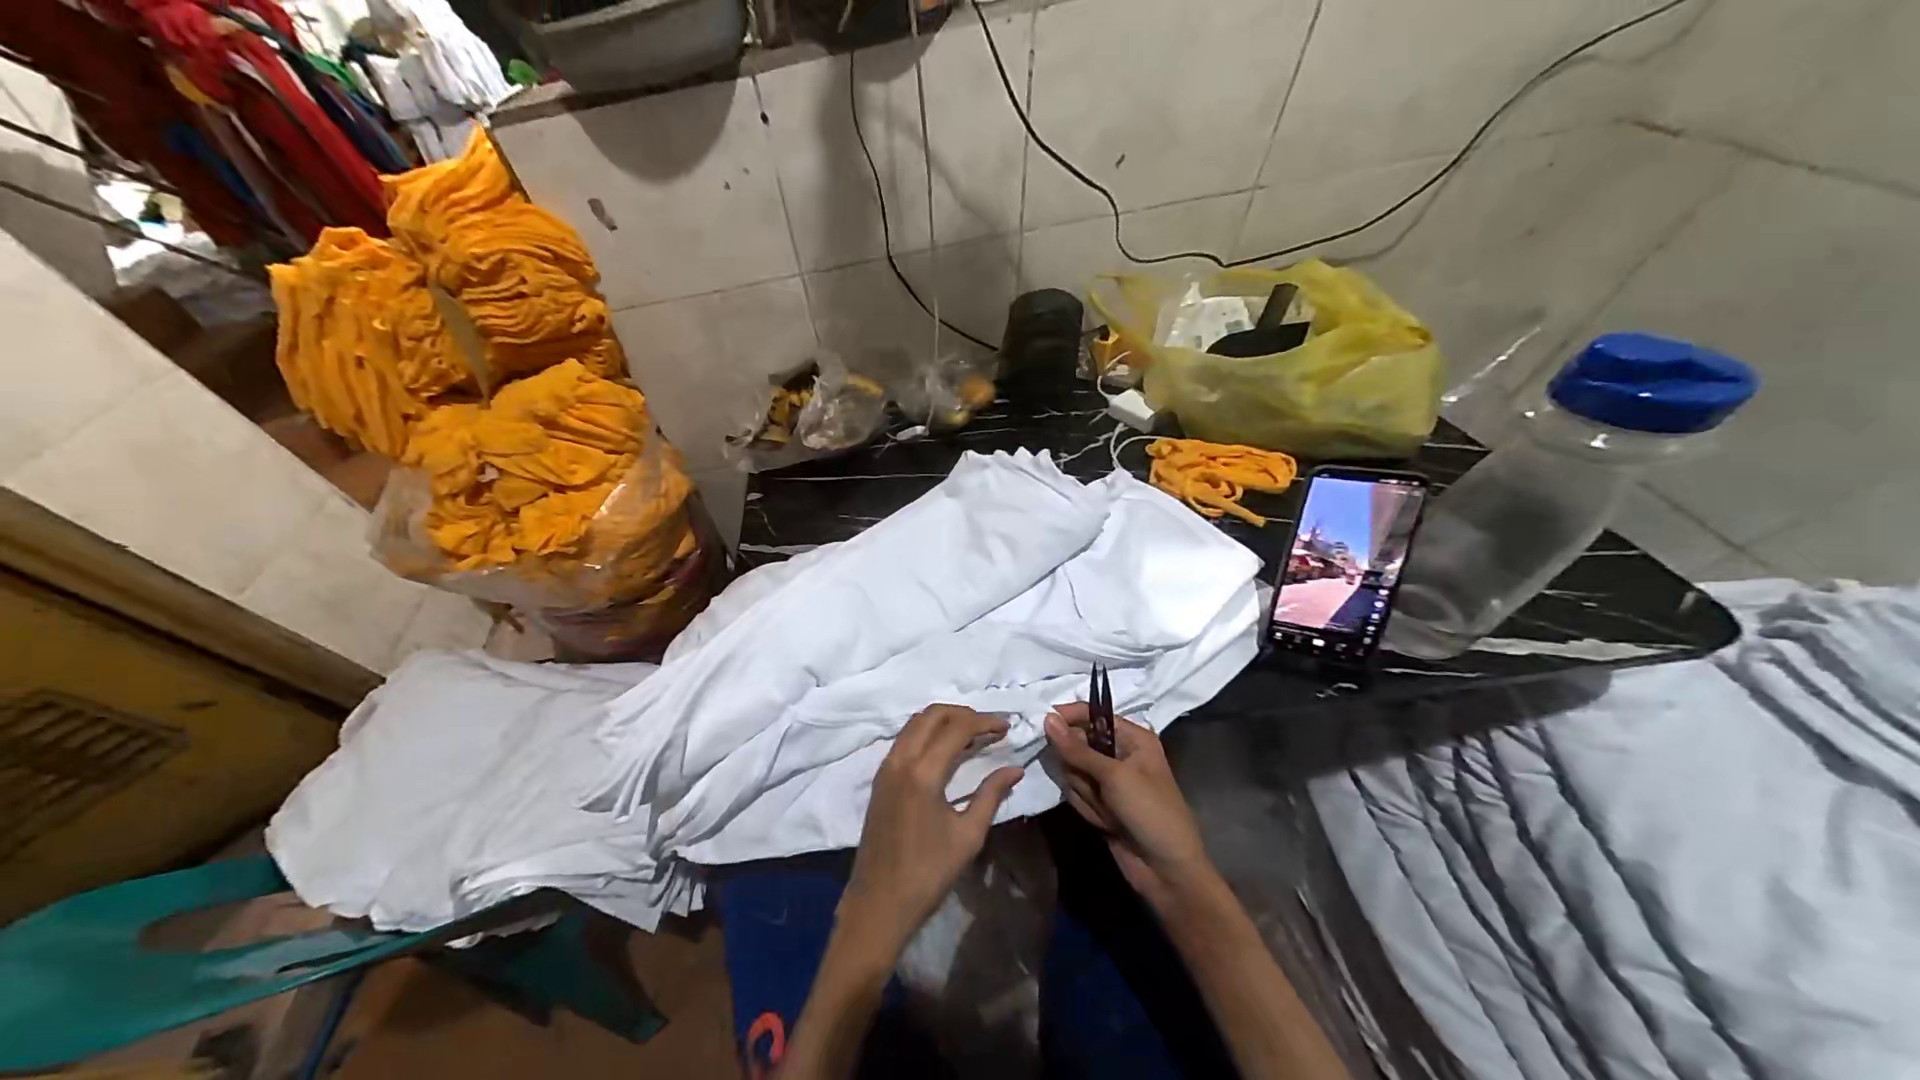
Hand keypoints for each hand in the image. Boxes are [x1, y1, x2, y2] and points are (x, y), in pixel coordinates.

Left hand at [840, 705, 1024, 953]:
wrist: (879, 902)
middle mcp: (900, 760)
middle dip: (963, 713)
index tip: (1007, 725)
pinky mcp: (880, 778)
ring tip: (971, 734)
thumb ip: (991, 795)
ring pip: (915, 723)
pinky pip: (904, 739)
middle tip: (989, 726)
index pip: (956, 728)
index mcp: (923, 773)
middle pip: (932, 715)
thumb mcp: (968, 835)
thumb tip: (1015, 769)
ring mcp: (886, 768)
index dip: (984, 721)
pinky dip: (927, 733)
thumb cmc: (929, 873)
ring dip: (943, 720)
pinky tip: (945, 749)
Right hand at [1045, 703, 1211, 908]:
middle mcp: (1119, 754)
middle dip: (1078, 766)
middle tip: (1093, 784)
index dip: (1068, 717)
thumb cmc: (1150, 811)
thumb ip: (1077, 748)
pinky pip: (1077, 794)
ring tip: (1107, 810)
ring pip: (1073, 771)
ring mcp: (1108, 781)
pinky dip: (1086, 807)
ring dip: (1084, 791)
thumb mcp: (1114, 776)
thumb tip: (1047, 718)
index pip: (1091, 715)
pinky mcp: (1100, 803)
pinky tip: (1105, 823)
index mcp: (1132, 738)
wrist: (1167, 870)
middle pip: (1077, 743)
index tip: (1042, 723)